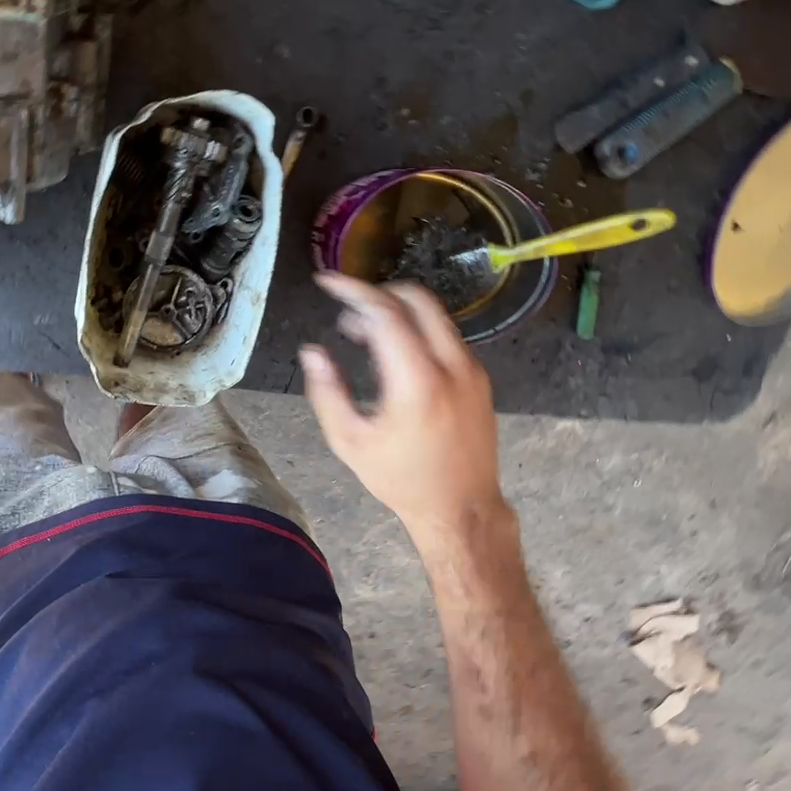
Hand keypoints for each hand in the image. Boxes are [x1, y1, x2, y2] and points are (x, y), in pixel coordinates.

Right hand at [299, 272, 508, 549]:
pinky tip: (392, 356)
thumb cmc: (400, 479)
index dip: (352, 290)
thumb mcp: (349, 441)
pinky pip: (445, 336)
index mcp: (416, 381)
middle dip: (377, 292)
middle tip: (345, 308)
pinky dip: (416, 331)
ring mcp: (471, 369)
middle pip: (417, 299)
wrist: (461, 507)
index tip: (326, 282)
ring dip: (396, 313)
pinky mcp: (479, 378)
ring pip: (434, 315)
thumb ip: (327, 392)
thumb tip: (312, 352)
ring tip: (361, 335)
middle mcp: (451, 365)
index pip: (386, 312)